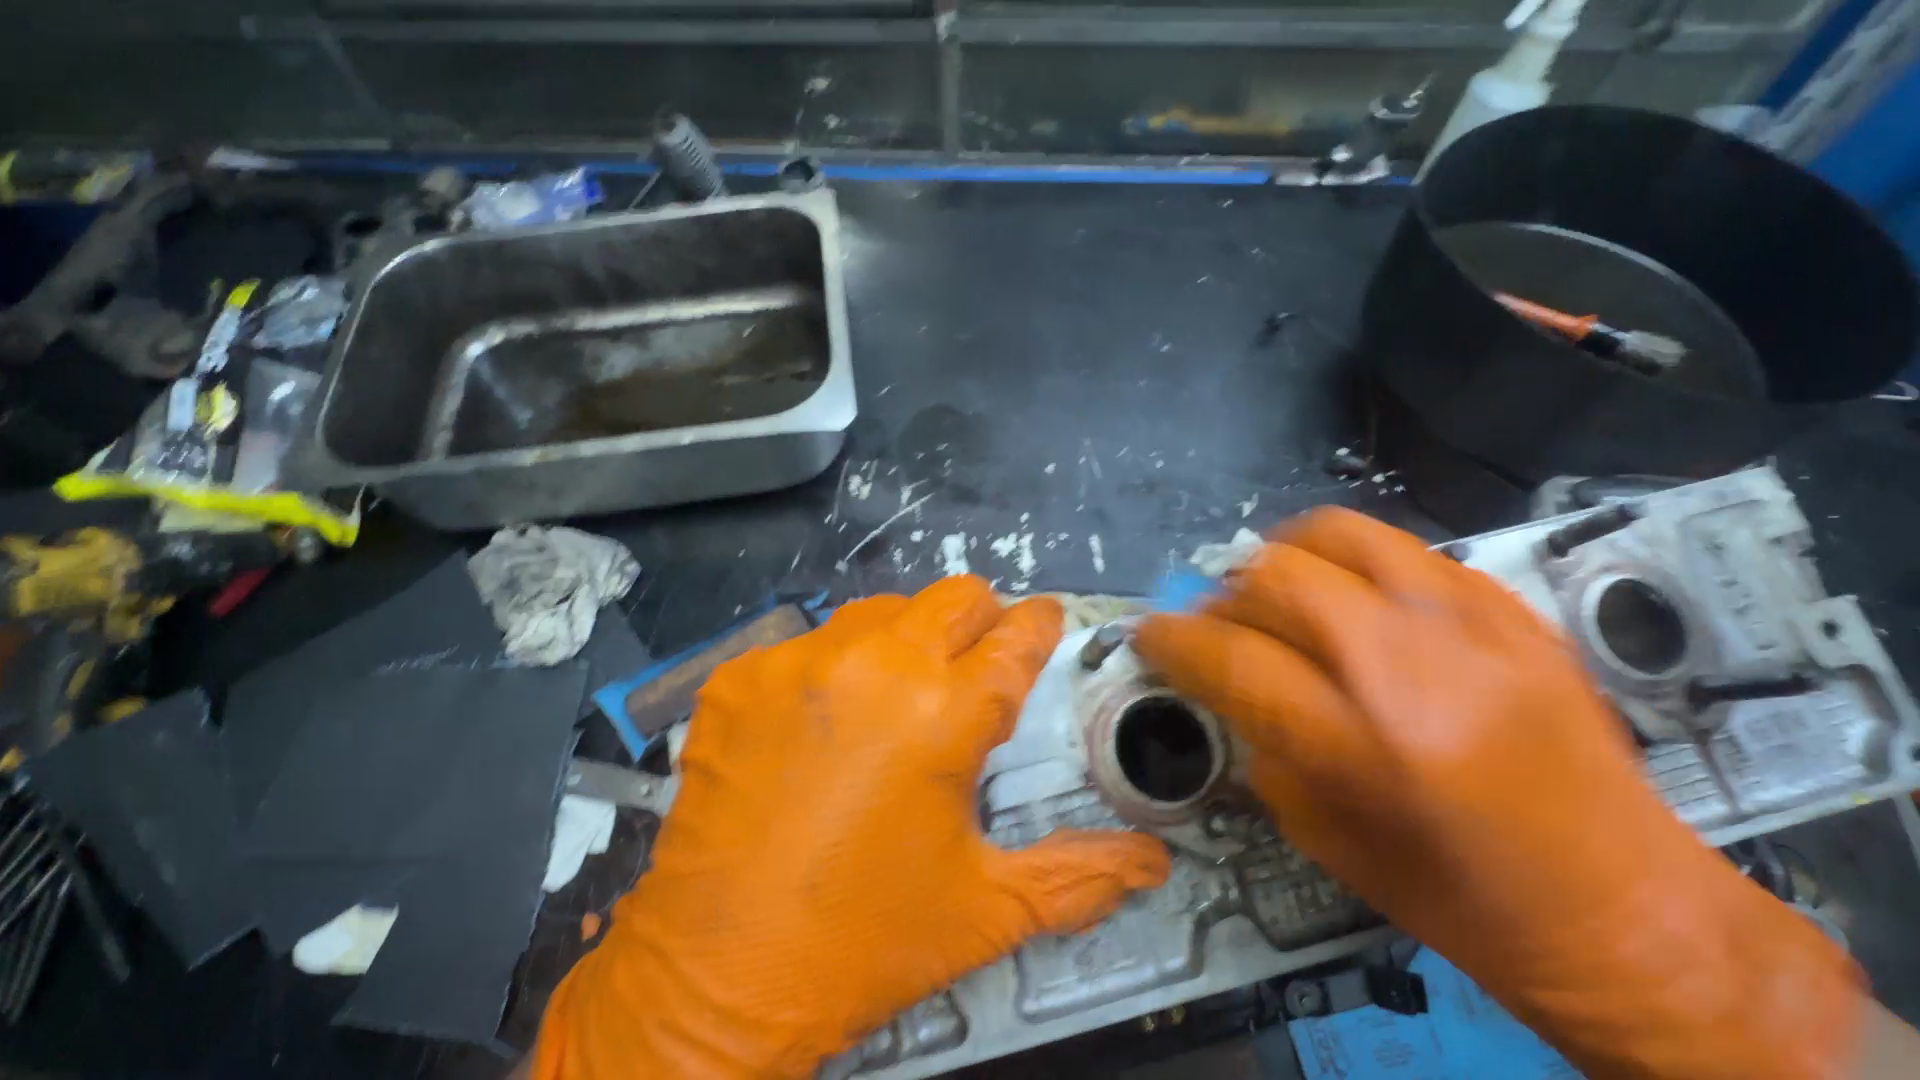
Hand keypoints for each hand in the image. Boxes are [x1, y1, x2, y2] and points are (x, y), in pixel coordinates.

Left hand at [532, 577, 1169, 1079]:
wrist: (714, 976)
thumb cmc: (863, 941)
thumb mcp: (987, 909)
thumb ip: (1082, 875)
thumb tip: (1156, 863)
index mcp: (944, 714)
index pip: (1016, 637)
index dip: (1040, 625)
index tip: (1045, 624)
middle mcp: (873, 666)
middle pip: (952, 597)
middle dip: (980, 620)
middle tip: (979, 665)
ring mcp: (796, 665)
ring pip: (877, 611)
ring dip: (906, 639)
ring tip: (902, 695)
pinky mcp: (736, 679)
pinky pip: (804, 646)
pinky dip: (831, 670)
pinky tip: (823, 726)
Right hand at [1135, 508, 1865, 1079]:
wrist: (1621, 908)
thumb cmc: (1459, 902)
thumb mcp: (1325, 838)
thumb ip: (1264, 743)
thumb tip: (1221, 680)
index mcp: (1363, 742)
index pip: (1233, 657)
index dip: (1173, 642)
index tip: (1150, 639)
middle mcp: (1416, 665)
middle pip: (1279, 578)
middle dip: (1223, 596)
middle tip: (1213, 624)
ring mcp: (1474, 624)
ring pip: (1340, 536)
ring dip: (1282, 557)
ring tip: (1270, 591)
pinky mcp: (1512, 610)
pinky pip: (1404, 549)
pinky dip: (1352, 563)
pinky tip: (1347, 598)